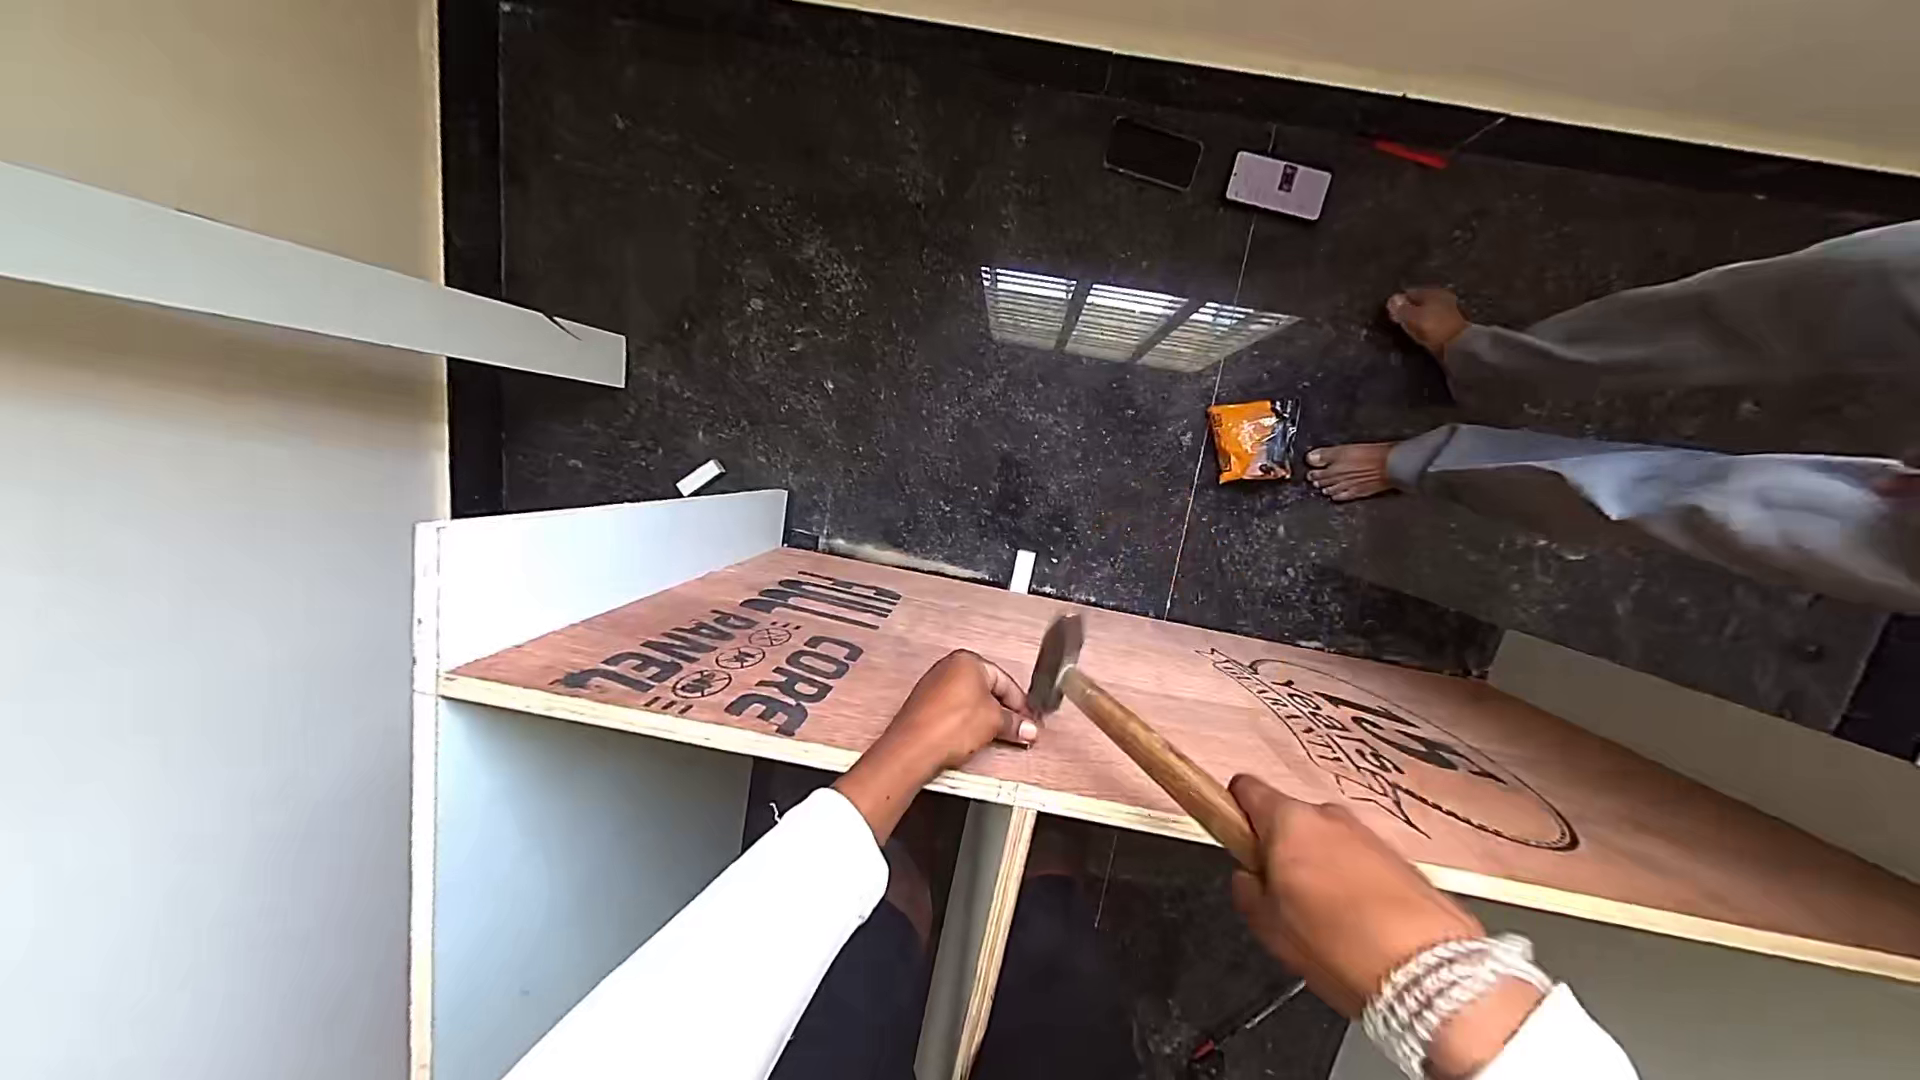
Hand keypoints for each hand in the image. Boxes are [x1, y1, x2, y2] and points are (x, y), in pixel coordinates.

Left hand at [833, 651, 1037, 842]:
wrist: (913, 749)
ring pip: (970, 701)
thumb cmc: (949, 725)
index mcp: (967, 661)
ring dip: (985, 718)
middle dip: (1003, 711)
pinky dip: (967, 722)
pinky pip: (954, 710)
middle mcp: (948, 667)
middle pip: (987, 689)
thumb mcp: (994, 722)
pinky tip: (972, 738)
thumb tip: (1027, 728)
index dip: (1020, 703)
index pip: (1004, 680)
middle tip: (1017, 730)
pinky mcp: (924, 705)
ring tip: (996, 736)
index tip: (1029, 720)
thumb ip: (1014, 722)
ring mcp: (934, 685)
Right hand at [1229, 776, 1541, 1077]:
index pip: (1244, 787)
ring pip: (1326, 839)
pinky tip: (1363, 922)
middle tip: (1284, 894)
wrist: (1438, 978)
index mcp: (1286, 821)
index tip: (1239, 842)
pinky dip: (1354, 879)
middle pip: (1287, 817)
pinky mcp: (1403, 859)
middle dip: (1281, 846)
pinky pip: (1360, 858)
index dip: (1234, 809)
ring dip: (1319, 863)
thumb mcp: (1268, 926)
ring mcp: (1368, 834)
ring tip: (1330, 916)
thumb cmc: (1337, 946)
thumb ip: (1245, 890)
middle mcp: (1326, 815)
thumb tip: (1248, 876)